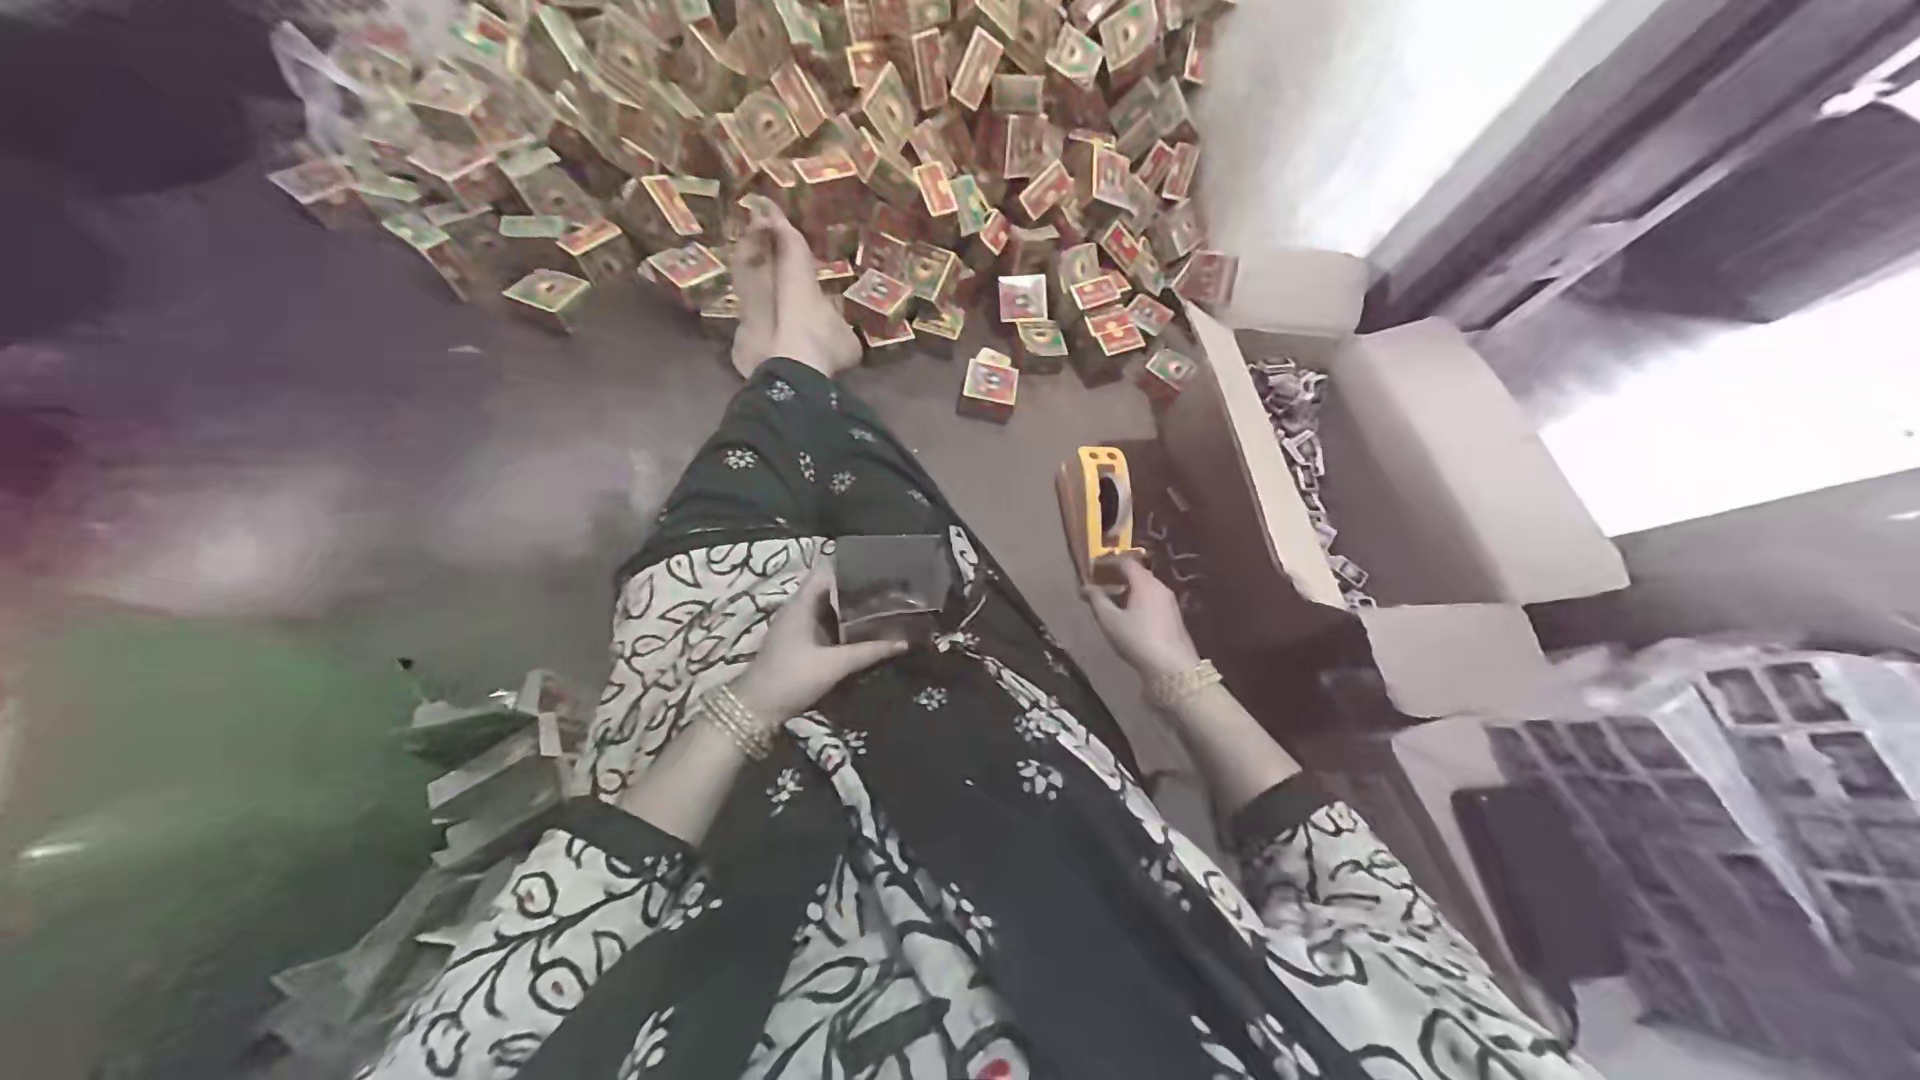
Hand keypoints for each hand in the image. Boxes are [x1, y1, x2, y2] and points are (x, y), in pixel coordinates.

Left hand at [733, 556, 906, 725]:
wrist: (757, 709)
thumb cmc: (792, 677)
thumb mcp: (834, 665)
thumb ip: (869, 651)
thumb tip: (903, 642)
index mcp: (802, 603)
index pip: (827, 570)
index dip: (852, 566)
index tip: (880, 568)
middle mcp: (798, 608)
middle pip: (830, 588)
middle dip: (858, 588)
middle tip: (890, 589)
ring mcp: (797, 625)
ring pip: (828, 607)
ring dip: (851, 607)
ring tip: (883, 606)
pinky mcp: (800, 641)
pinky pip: (825, 623)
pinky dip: (844, 623)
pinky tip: (864, 630)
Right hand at [1082, 557, 1201, 681]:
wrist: (1172, 667)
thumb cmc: (1137, 639)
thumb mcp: (1109, 620)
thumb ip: (1096, 600)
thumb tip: (1086, 587)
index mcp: (1144, 583)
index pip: (1126, 563)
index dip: (1109, 563)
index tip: (1094, 570)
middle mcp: (1160, 587)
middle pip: (1138, 573)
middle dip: (1118, 576)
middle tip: (1101, 584)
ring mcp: (1170, 601)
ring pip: (1147, 587)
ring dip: (1129, 589)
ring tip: (1113, 601)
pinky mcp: (1174, 616)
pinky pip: (1153, 598)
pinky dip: (1140, 599)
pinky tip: (1130, 615)